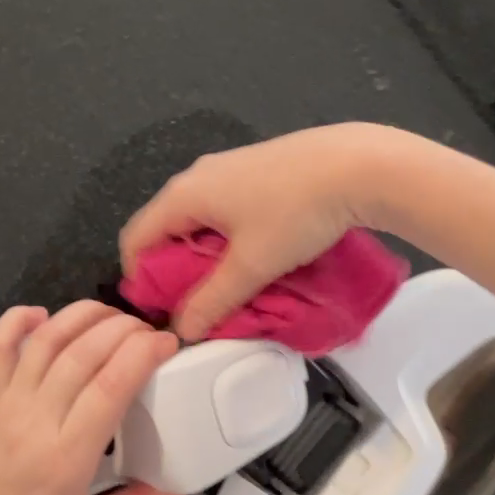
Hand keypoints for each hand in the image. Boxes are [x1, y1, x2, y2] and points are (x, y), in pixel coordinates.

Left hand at [0, 302, 184, 494]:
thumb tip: (179, 483)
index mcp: (66, 459)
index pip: (108, 387)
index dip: (142, 354)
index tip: (169, 344)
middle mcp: (36, 421)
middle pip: (82, 354)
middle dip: (123, 330)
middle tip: (152, 332)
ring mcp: (8, 405)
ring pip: (46, 341)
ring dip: (82, 316)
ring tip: (116, 316)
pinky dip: (17, 321)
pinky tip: (44, 314)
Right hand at [120, 123, 415, 340]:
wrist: (359, 164)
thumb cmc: (295, 213)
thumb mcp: (252, 266)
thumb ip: (213, 301)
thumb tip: (182, 330)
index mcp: (182, 195)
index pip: (136, 238)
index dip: (139, 278)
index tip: (160, 310)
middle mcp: (195, 176)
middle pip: (164, 227)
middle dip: (172, 269)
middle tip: (195, 303)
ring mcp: (225, 167)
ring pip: (196, 217)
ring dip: (202, 253)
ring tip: (228, 283)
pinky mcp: (253, 167)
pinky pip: (221, 206)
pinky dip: (224, 235)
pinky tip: (255, 251)